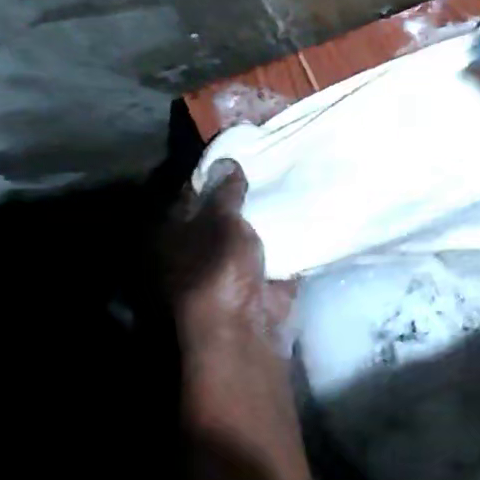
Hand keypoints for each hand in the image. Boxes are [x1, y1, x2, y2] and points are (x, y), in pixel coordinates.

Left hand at [160, 160, 296, 361]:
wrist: (244, 326)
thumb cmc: (218, 268)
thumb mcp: (221, 220)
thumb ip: (226, 192)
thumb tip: (227, 161)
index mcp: (173, 234)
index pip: (192, 194)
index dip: (215, 174)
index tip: (243, 153)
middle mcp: (197, 250)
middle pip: (223, 213)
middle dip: (247, 194)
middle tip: (274, 164)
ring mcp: (230, 267)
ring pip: (250, 233)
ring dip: (269, 216)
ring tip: (293, 182)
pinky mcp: (261, 280)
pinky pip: (276, 252)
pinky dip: (288, 239)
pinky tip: (306, 214)